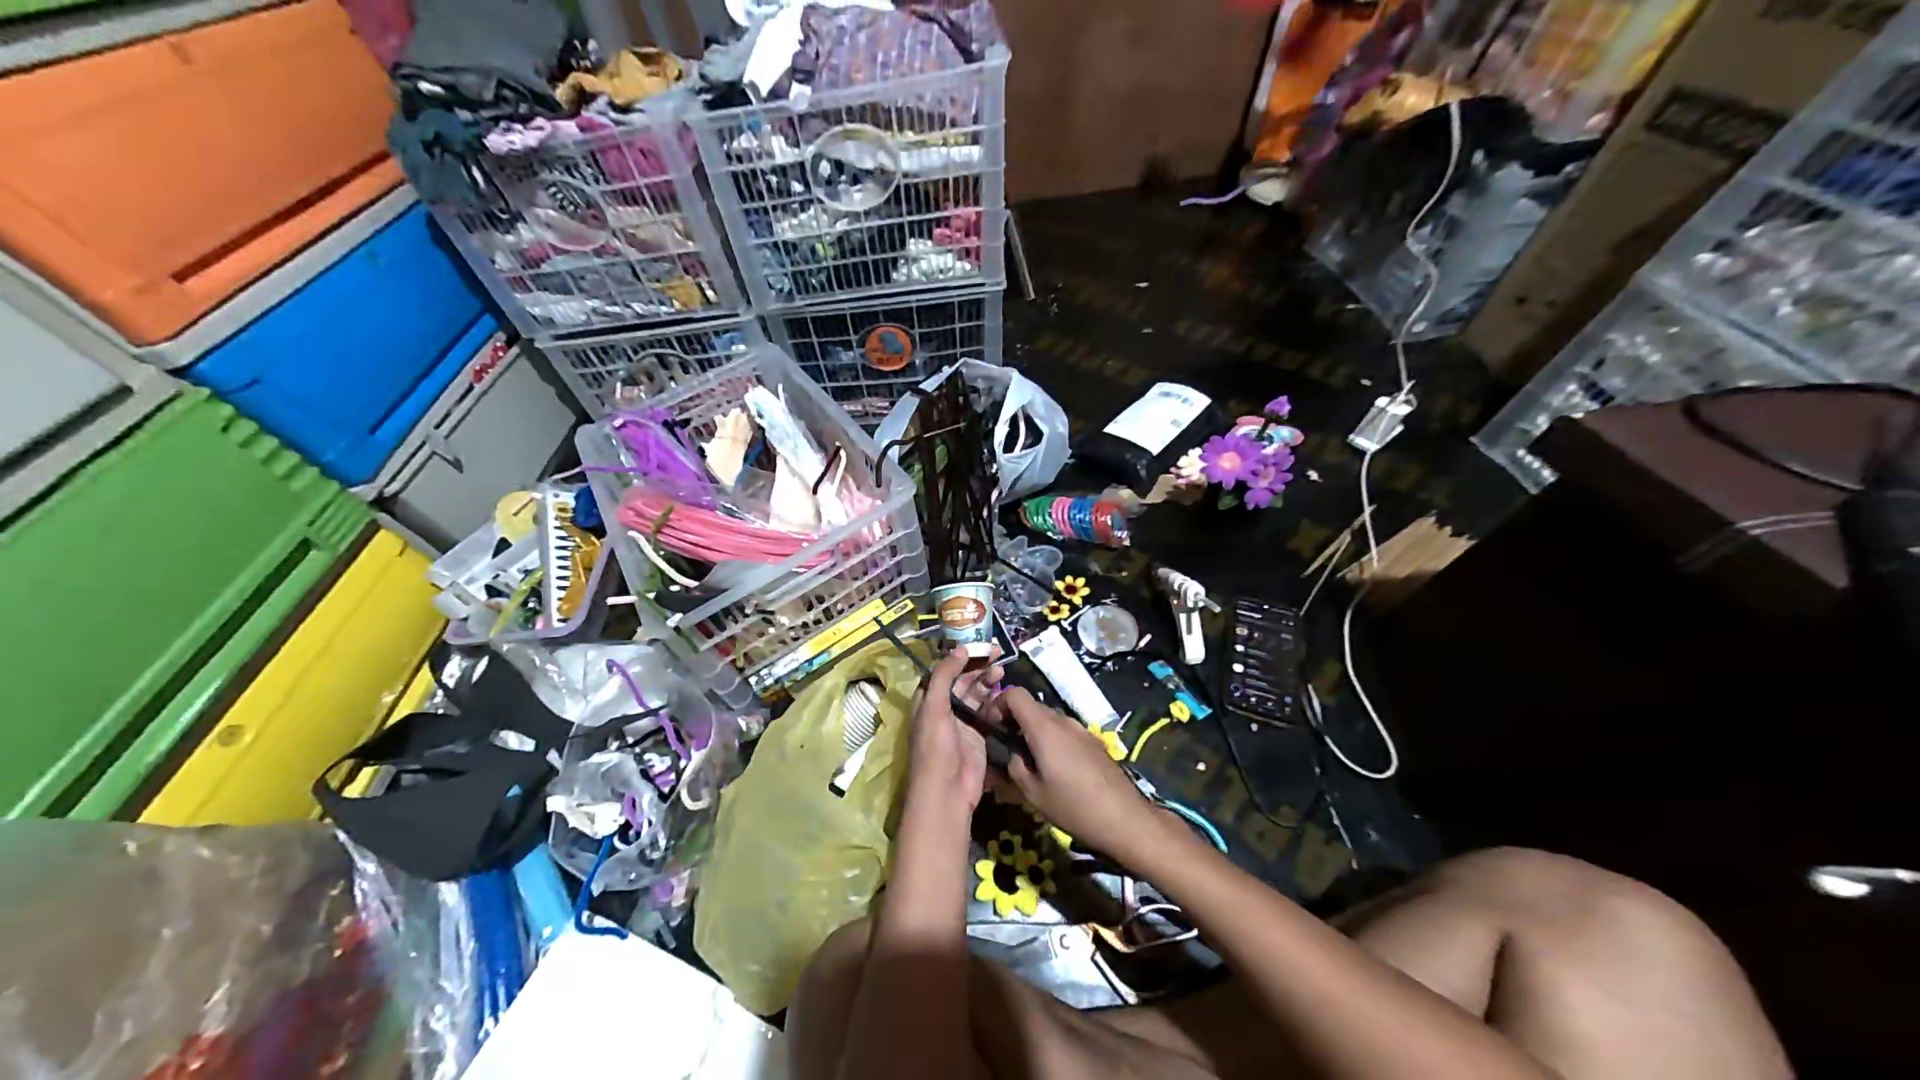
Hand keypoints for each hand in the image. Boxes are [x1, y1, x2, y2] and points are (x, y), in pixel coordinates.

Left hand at [906, 647, 1003, 816]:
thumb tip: (960, 648)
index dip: (961, 657)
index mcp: (928, 700)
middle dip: (979, 666)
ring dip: (988, 681)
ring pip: (977, 694)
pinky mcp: (979, 734)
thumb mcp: (934, 707)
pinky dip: (996, 701)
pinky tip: (1006, 692)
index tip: (980, 645)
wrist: (948, 791)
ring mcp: (963, 722)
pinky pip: (988, 711)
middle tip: (998, 653)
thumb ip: (945, 676)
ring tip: (1002, 671)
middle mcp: (944, 708)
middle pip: (963, 680)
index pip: (945, 670)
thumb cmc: (935, 747)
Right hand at [983, 688, 1157, 857]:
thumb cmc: (1074, 806)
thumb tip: (1011, 756)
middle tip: (1006, 749)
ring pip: (1049, 721)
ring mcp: (1081, 730)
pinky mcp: (1094, 742)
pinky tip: (1056, 771)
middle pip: (1031, 707)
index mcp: (1044, 728)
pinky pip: (1065, 733)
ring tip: (1030, 763)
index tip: (992, 727)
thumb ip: (1015, 769)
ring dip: (1034, 733)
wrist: (1125, 818)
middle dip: (1015, 722)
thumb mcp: (1033, 794)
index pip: (1015, 694)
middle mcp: (1062, 721)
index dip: (998, 704)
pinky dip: (1053, 742)